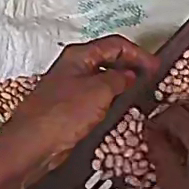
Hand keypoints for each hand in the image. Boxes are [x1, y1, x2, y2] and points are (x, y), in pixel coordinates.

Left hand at [0, 35, 158, 178]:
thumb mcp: (99, 91)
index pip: (115, 45)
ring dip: (121, 84)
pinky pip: (95, 97)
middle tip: (150, 78)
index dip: (138, 53)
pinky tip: (119, 109)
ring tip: (140, 93)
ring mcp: (70, 87)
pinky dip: (110, 99)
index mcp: (79, 55)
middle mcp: (73, 67)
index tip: (155, 67)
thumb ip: (119, 79)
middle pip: (108, 59)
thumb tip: (130, 76)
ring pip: (102, 79)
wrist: (33, 144)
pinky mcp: (69, 107)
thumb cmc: (61, 114)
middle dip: (131, 67)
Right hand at [146, 100, 188, 188]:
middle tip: (156, 127)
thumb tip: (149, 131)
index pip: (176, 115)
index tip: (146, 129)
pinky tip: (186, 144)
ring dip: (186, 118)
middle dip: (172, 112)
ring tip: (169, 136)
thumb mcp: (171, 182)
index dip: (157, 118)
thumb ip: (159, 151)